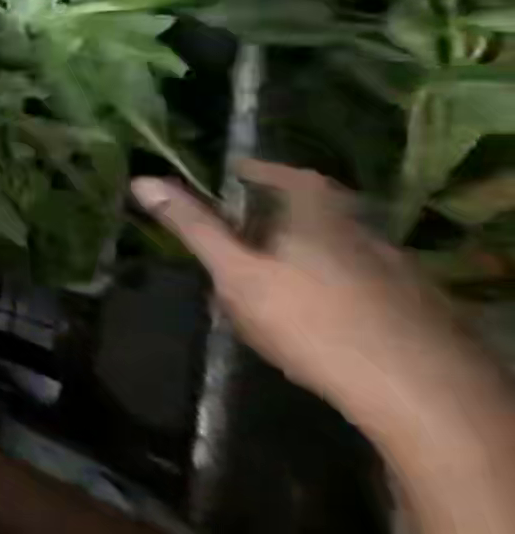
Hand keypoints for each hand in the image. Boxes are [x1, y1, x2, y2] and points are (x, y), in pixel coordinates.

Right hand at [132, 162, 508, 434]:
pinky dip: (343, 286)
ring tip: (277, 273)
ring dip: (314, 252)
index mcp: (323, 222)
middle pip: (325, 214)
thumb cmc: (315, 325)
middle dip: (284, 215)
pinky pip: (376, 287)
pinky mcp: (431, 320)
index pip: (296, 178)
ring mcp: (410, 281)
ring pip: (351, 253)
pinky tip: (326, 314)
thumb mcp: (236, 275)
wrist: (433, 405)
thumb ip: (193, 227)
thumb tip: (142, 179)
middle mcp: (372, 240)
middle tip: (245, 226)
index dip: (264, 170)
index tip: (234, 172)